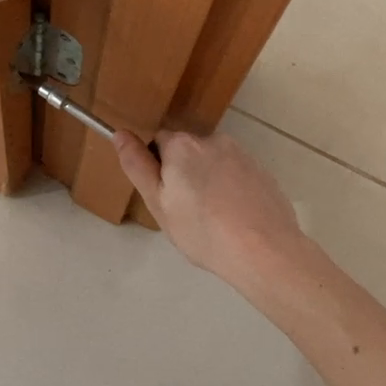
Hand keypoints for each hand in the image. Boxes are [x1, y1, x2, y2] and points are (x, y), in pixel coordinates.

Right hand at [113, 129, 310, 285]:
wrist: (265, 252)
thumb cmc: (202, 231)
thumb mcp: (158, 203)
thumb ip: (137, 165)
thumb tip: (120, 133)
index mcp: (182, 145)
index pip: (158, 141)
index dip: (157, 168)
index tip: (165, 196)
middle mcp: (212, 140)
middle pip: (187, 151)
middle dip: (184, 174)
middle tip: (186, 212)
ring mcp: (242, 154)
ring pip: (213, 163)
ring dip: (208, 182)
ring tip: (214, 220)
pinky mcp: (262, 172)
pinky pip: (236, 176)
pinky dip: (231, 191)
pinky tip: (235, 219)